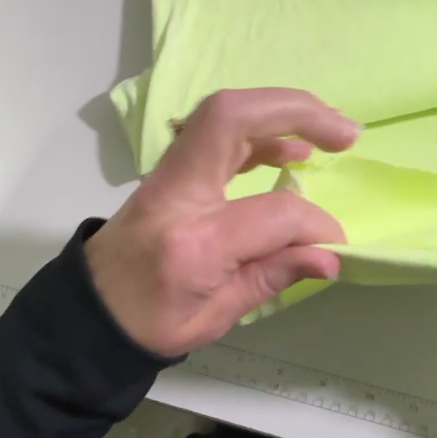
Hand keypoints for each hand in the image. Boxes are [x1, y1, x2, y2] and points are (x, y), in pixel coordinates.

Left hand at [86, 88, 360, 356]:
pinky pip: (213, 132)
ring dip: (281, 112)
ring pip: (222, 113)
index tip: (333, 243)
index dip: (313, 224)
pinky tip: (289, 151)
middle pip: (233, 119)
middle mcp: (177, 195)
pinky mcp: (167, 173)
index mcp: (193, 244)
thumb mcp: (214, 318)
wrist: (90, 312)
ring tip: (329, 133)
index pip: (272, 213)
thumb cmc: (149, 325)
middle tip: (346, 134)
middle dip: (298, 112)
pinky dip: (257, 132)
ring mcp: (167, 176)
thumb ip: (271, 278)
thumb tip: (329, 257)